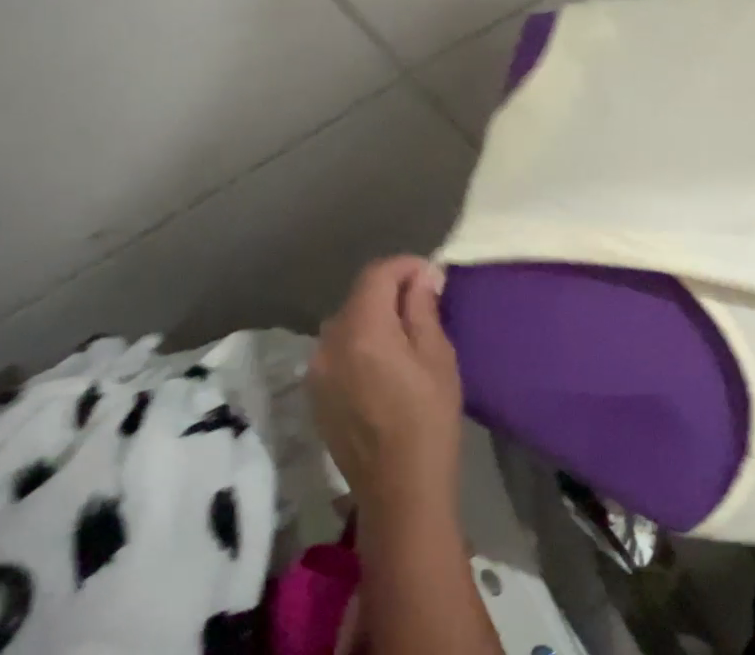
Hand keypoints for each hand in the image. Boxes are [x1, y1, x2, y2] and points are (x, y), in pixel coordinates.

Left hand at [309, 256, 464, 513]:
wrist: (398, 487)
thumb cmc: (429, 418)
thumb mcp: (438, 357)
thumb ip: (423, 309)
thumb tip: (421, 276)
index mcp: (362, 331)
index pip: (377, 274)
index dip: (407, 267)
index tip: (434, 278)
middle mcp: (328, 344)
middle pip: (358, 298)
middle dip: (391, 292)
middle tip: (427, 307)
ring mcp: (316, 372)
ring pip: (346, 325)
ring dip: (374, 319)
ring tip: (406, 339)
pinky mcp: (315, 395)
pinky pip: (337, 352)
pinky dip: (360, 346)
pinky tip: (385, 368)